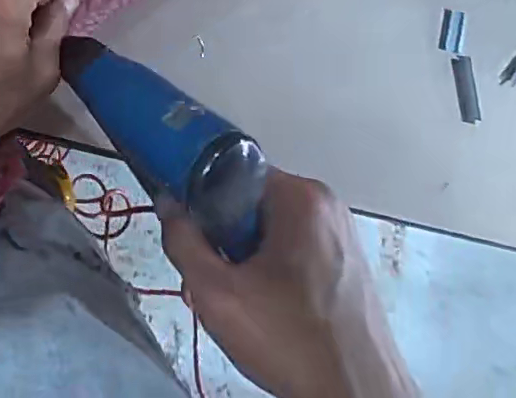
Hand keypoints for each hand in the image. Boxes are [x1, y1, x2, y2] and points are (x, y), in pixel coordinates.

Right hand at [161, 171, 417, 397]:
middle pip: (254, 204)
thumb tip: (168, 204)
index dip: (206, 204)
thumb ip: (184, 243)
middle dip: (227, 241)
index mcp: (301, 195)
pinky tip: (267, 309)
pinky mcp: (347, 260)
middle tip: (216, 281)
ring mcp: (340, 232)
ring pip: (274, 230)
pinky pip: (297, 249)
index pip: (236, 174)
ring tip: (240, 302)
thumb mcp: (219, 295)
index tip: (194, 235)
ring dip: (248, 260)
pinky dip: (276, 272)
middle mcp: (325, 203)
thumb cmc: (293, 342)